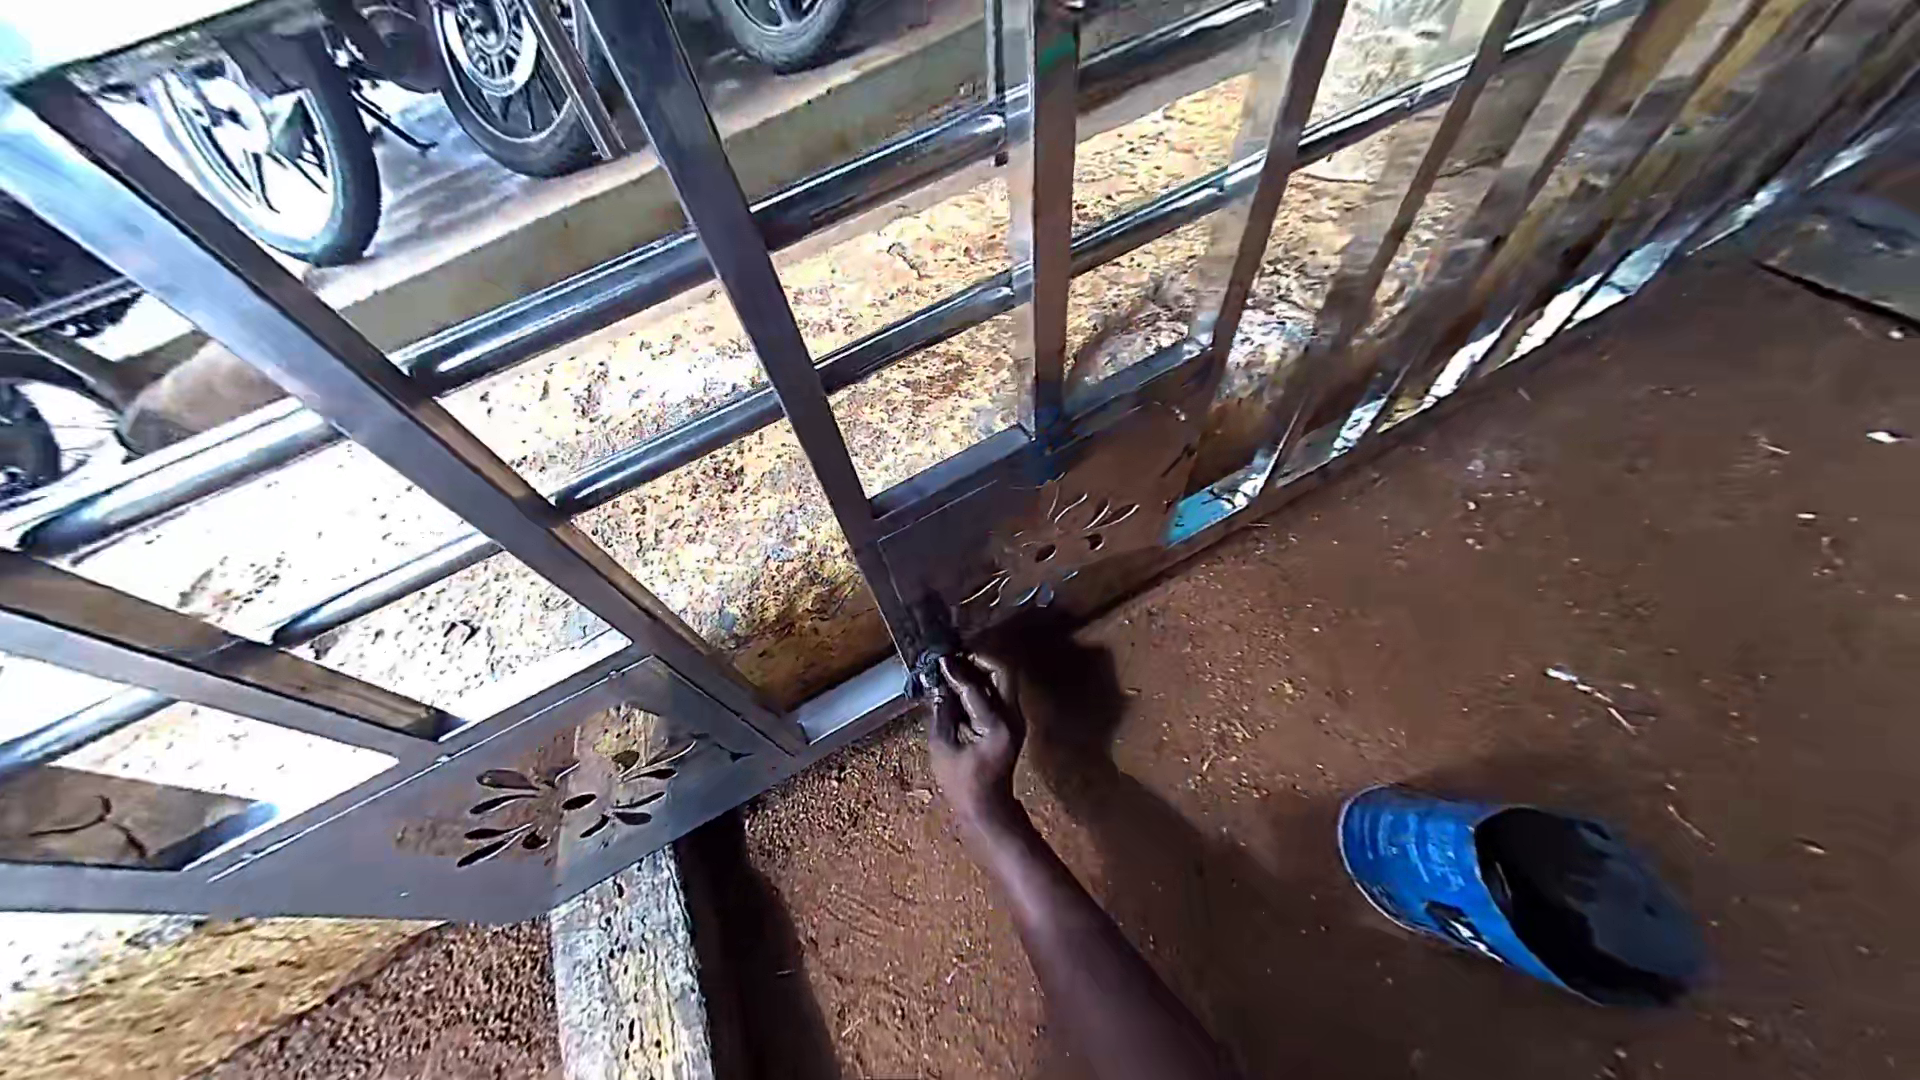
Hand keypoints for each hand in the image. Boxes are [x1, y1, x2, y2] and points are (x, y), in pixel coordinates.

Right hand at [928, 653, 1026, 836]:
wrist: (987, 806)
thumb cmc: (961, 782)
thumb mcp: (943, 746)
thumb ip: (942, 710)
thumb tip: (938, 681)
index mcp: (995, 726)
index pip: (976, 688)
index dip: (956, 671)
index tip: (941, 659)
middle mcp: (1012, 717)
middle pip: (1003, 672)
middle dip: (979, 658)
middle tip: (955, 656)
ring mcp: (1016, 718)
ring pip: (1004, 677)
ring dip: (982, 667)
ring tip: (956, 663)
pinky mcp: (1012, 719)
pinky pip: (1000, 689)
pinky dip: (983, 680)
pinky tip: (963, 680)